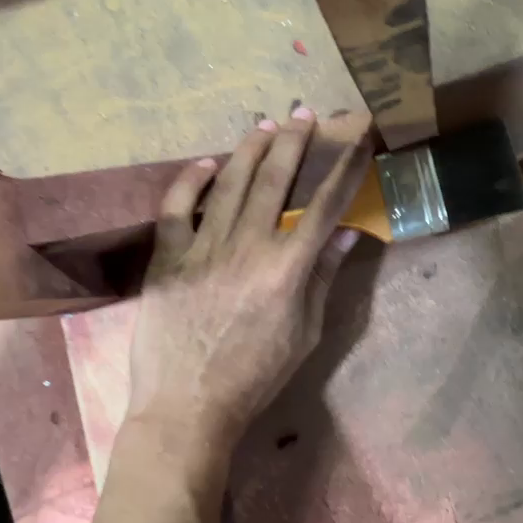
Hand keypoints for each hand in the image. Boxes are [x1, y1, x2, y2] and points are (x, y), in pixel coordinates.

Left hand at [125, 108, 372, 447]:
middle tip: (302, 113)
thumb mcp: (305, 332)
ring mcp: (203, 249)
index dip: (344, 168)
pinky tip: (205, 164)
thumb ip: (323, 276)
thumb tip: (345, 231)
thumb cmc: (256, 375)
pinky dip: (190, 182)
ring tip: (264, 126)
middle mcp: (248, 247)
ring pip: (230, 185)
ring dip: (249, 151)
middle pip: (276, 181)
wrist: (186, 408)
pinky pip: (177, 209)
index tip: (355, 140)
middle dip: (294, 143)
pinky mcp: (167, 259)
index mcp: (287, 268)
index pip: (325, 205)